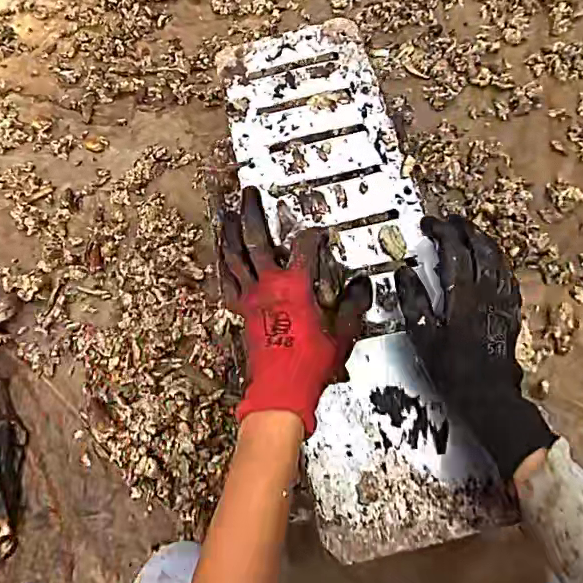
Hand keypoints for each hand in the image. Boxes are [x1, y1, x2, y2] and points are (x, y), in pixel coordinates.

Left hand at [218, 186, 370, 434]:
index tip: (317, 228)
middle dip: (251, 213)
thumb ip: (354, 307)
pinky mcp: (241, 310)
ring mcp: (252, 297)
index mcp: (297, 286)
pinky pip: (228, 281)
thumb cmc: (310, 364)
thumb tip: (362, 287)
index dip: (311, 233)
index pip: (304, 247)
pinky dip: (223, 264)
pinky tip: (220, 254)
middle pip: (256, 239)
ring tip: (226, 213)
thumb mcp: (342, 335)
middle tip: (248, 193)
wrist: (280, 389)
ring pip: (235, 256)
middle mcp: (270, 285)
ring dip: (230, 232)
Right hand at [398, 213, 555, 478]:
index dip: (441, 232)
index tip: (428, 224)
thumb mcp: (422, 335)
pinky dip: (496, 261)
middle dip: (464, 229)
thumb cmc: (452, 368)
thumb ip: (413, 299)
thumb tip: (404, 271)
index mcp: (462, 295)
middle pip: (480, 248)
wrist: (489, 396)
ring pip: (497, 259)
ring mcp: (502, 301)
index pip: (453, 251)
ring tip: (468, 232)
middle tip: (449, 220)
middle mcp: (486, 292)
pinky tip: (490, 262)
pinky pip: (506, 276)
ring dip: (482, 241)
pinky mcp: (511, 311)